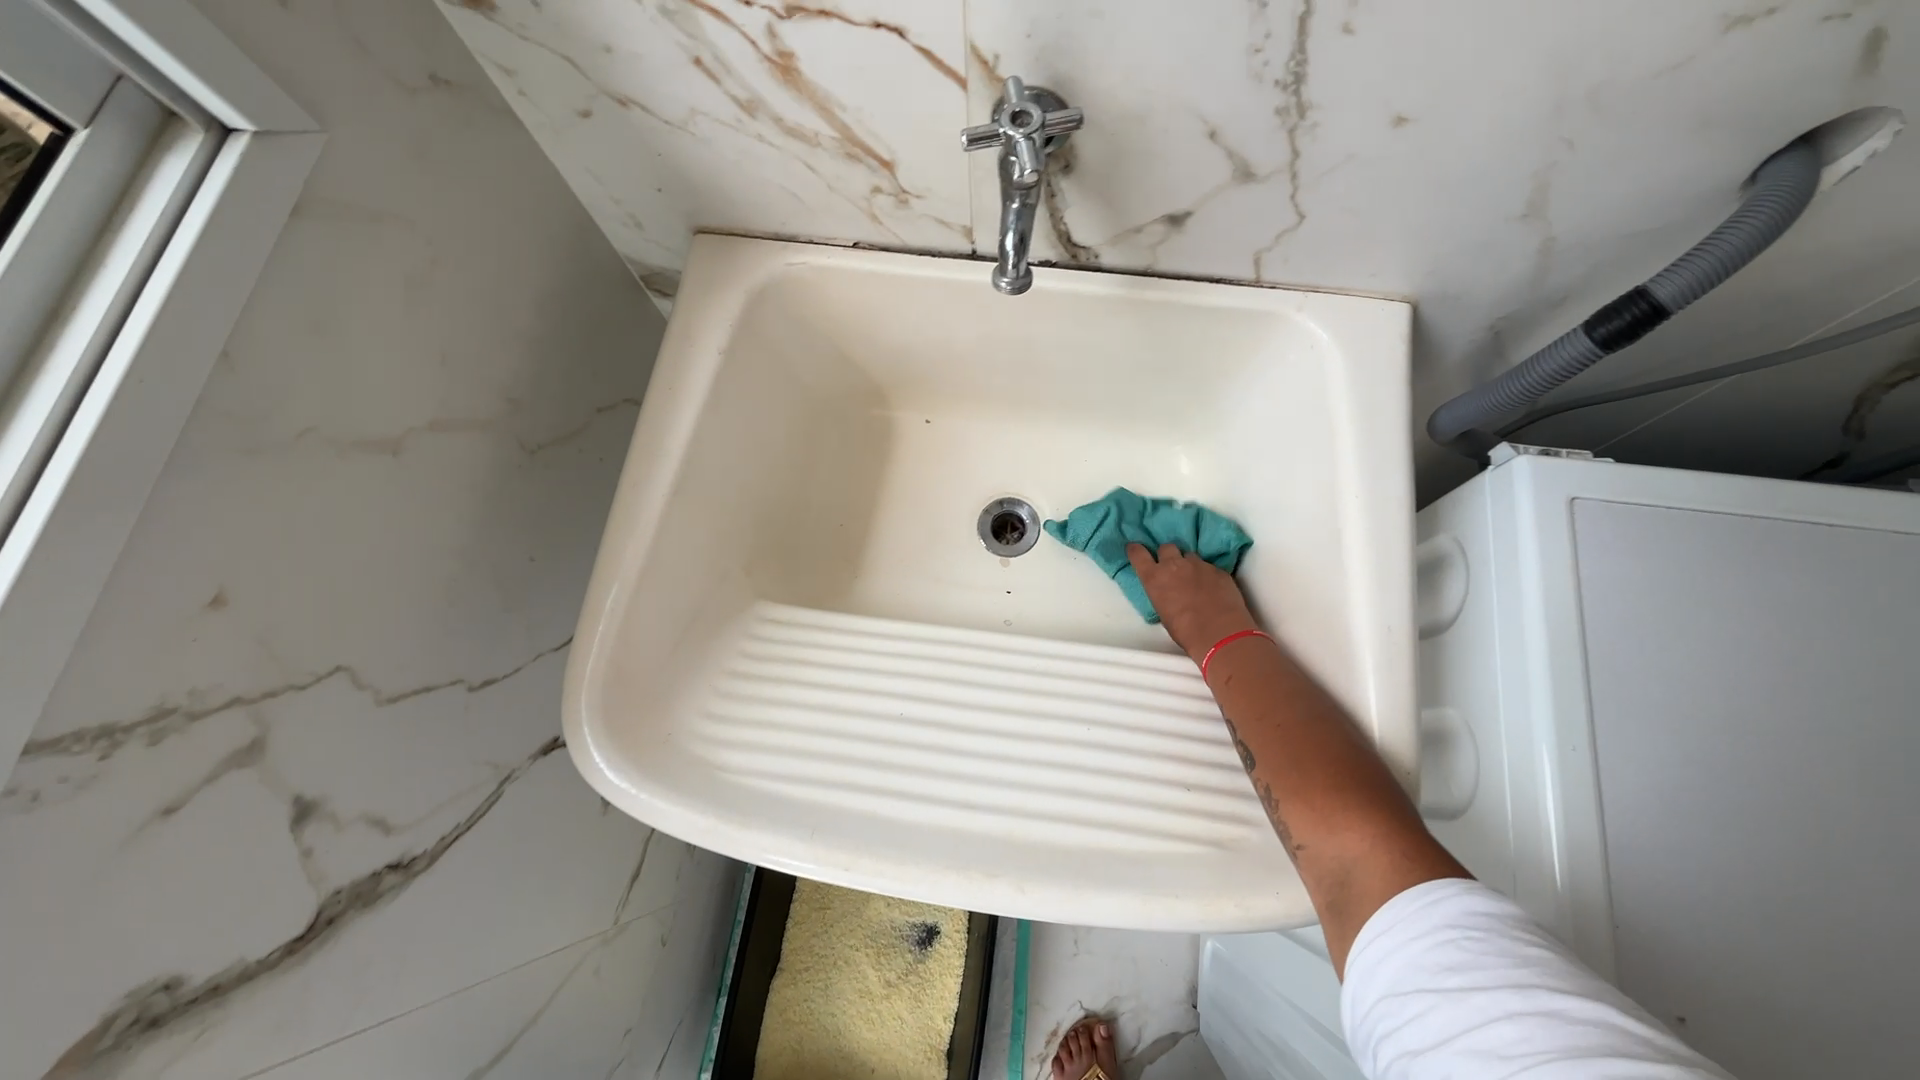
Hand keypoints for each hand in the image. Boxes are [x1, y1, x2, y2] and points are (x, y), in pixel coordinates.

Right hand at [1127, 542, 1259, 663]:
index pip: (1138, 554)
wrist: (1219, 633)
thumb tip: (1169, 593)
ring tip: (1194, 578)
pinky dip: (1207, 574)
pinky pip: (1209, 566)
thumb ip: (1162, 594)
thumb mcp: (1163, 613)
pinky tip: (1212, 588)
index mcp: (1154, 578)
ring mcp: (1199, 565)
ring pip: (1189, 556)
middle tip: (1171, 568)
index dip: (1136, 550)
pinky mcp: (1218, 570)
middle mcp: (1175, 565)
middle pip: (1166, 547)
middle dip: (1167, 555)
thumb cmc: (1185, 631)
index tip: (1135, 548)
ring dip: (1188, 564)